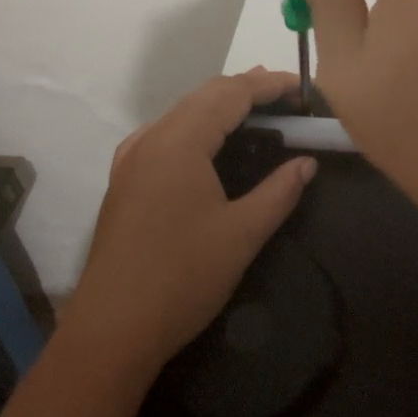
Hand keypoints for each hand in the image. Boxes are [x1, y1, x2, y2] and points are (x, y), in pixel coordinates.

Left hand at [68, 68, 317, 368]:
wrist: (110, 331)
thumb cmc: (182, 276)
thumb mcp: (243, 234)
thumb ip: (279, 191)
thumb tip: (307, 163)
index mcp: (180, 142)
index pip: (231, 93)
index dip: (269, 85)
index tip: (303, 88)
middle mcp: (152, 140)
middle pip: (204, 95)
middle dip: (246, 89)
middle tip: (287, 98)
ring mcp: (132, 161)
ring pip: (182, 113)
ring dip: (221, 105)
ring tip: (257, 110)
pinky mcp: (124, 183)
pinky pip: (166, 134)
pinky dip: (197, 125)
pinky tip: (208, 144)